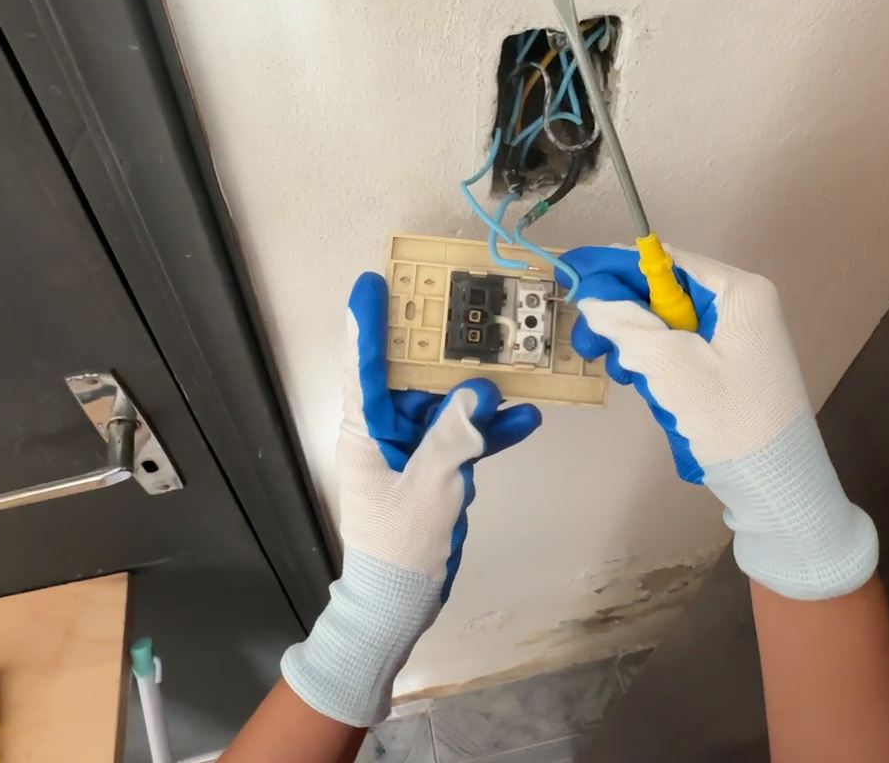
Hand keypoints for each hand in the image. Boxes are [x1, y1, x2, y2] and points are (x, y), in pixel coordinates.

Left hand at [280, 272, 542, 726]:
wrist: (400, 604)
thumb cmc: (398, 548)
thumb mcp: (427, 490)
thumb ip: (452, 438)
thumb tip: (478, 391)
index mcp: (365, 430)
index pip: (363, 368)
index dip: (366, 323)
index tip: (370, 283)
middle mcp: (385, 430)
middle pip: (410, 376)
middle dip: (436, 344)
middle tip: (461, 304)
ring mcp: (412, 448)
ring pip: (444, 403)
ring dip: (475, 389)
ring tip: (509, 358)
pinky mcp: (435, 466)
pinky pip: (462, 438)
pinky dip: (489, 431)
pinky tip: (525, 418)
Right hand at [561, 246, 876, 599]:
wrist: (779, 489)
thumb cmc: (729, 418)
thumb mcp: (669, 365)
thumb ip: (625, 322)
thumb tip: (592, 295)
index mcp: (738, 291)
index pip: (665, 261)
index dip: (617, 270)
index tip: (578, 284)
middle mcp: (740, 305)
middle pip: (662, 294)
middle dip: (625, 319)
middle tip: (590, 348)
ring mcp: (737, 337)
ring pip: (666, 325)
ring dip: (638, 348)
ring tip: (627, 379)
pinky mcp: (730, 366)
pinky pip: (681, 350)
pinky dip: (658, 366)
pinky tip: (649, 390)